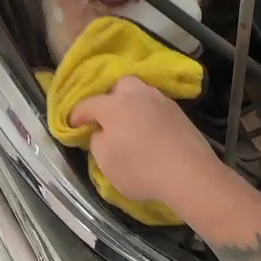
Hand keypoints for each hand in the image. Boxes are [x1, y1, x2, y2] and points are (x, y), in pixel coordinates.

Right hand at [70, 75, 231, 212]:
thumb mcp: (105, 162)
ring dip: (130, 105)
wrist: (189, 174)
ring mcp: (161, 100)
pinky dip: (146, 114)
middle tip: (105, 120)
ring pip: (139, 93)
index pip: (87, 104)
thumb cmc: (139, 170)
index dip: (76, 116)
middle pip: (118, 87)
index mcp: (113, 105)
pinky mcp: (178, 112)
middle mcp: (137, 95)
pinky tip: (147, 130)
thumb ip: (96, 141)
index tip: (72, 126)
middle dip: (108, 99)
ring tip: (127, 124)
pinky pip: (154, 105)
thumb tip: (98, 131)